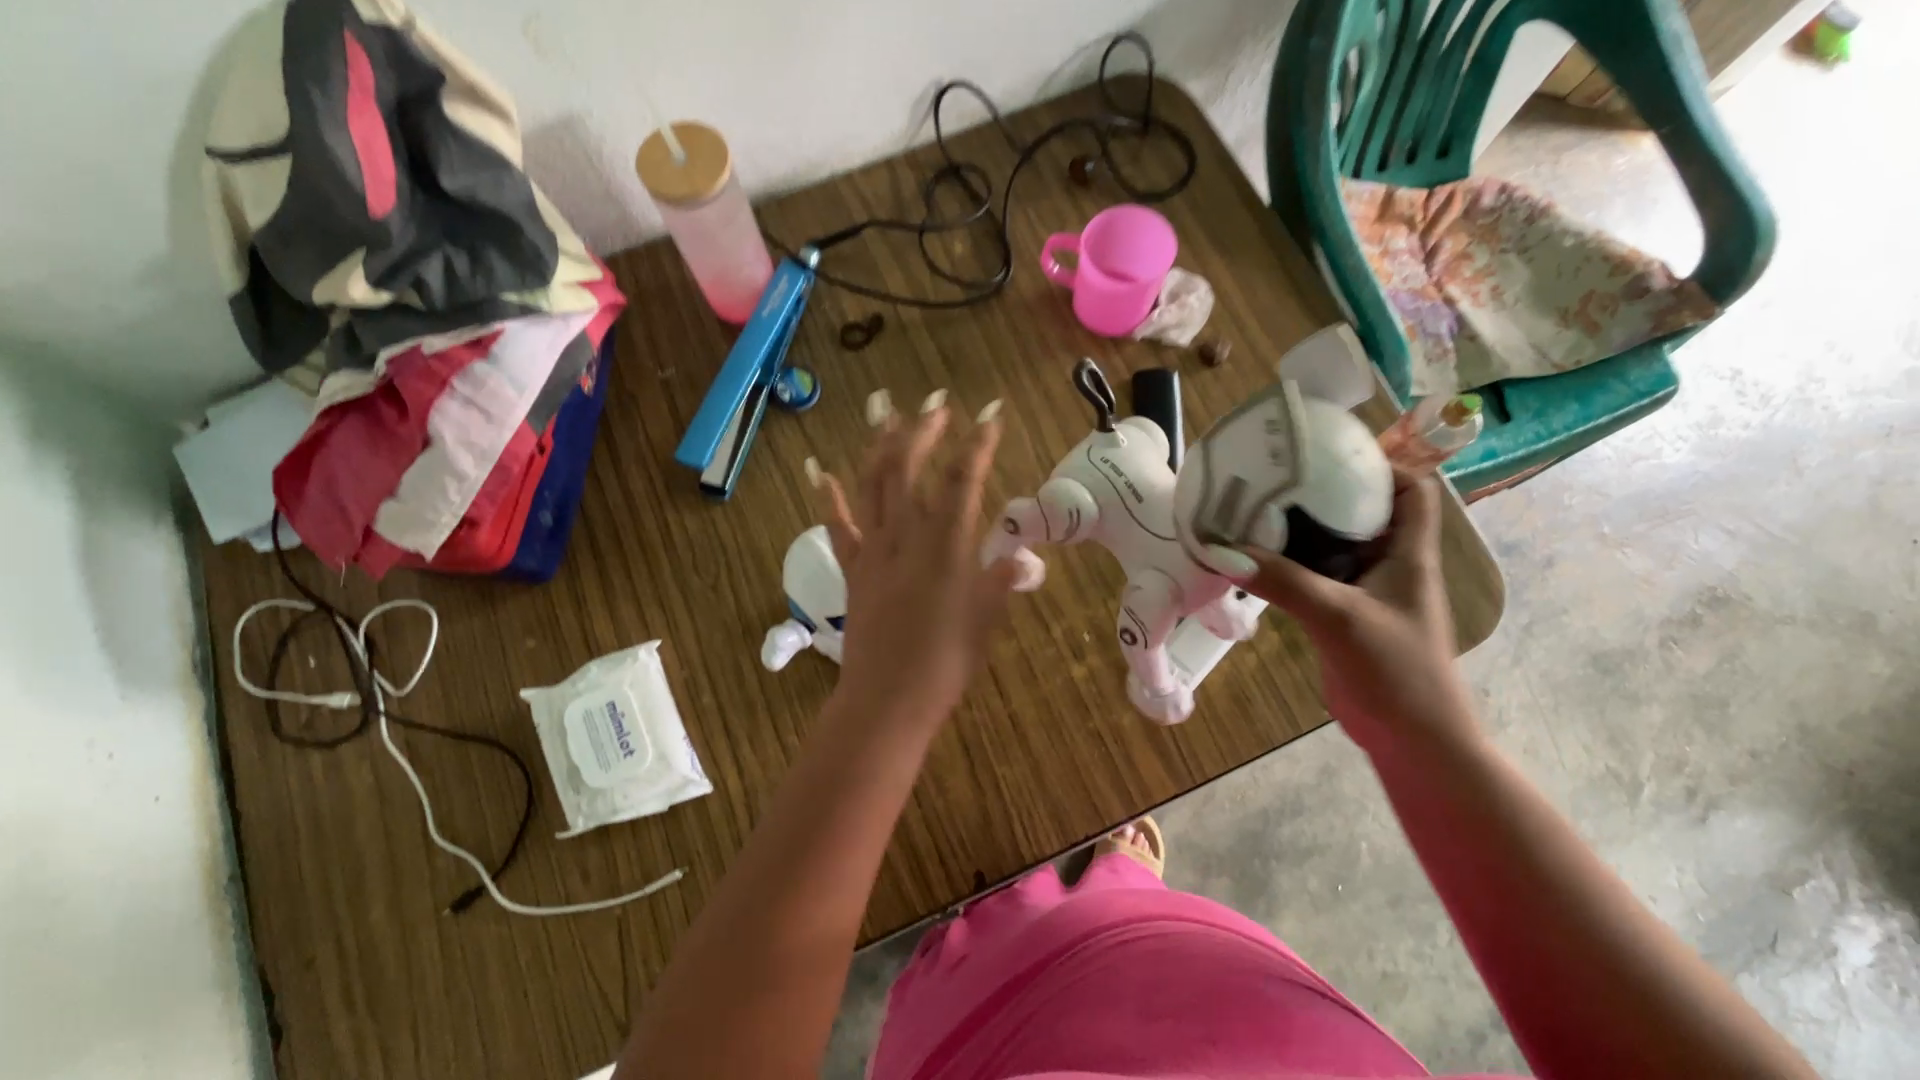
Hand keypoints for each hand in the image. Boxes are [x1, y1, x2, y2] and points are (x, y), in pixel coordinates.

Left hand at [809, 392, 1021, 725]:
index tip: (991, 414)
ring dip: (881, 446)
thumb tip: (1026, 557)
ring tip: (887, 411)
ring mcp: (874, 552)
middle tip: (937, 402)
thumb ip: (1002, 582)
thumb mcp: (985, 623)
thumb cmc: (945, 666)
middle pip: (909, 471)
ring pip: (873, 487)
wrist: (886, 701)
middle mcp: (906, 540)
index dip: (978, 445)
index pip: (963, 483)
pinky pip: (838, 527)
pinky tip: (819, 469)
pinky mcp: (853, 570)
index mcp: (946, 549)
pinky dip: (828, 496)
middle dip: (923, 430)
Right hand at [1208, 474, 1478, 758]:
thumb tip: (1221, 551)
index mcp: (1409, 553)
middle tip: (1275, 476)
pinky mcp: (1342, 617)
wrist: (1411, 739)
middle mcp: (1389, 565)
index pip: (1412, 489)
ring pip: (1333, 546)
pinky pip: (1314, 578)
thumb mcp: (1339, 618)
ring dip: (1299, 531)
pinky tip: (1253, 560)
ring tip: (1254, 509)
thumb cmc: (1396, 670)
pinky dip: (1287, 566)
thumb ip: (1283, 582)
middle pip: (1362, 511)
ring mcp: (1365, 593)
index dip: (1383, 464)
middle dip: (1324, 491)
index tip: (1332, 452)